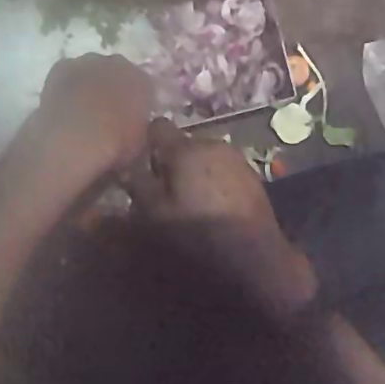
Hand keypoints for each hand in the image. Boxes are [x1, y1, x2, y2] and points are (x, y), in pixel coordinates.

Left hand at [28, 54, 155, 186]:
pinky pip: (68, 75)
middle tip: (107, 114)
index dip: (137, 103)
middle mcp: (118, 64)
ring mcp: (88, 62)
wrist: (76, 141)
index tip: (131, 119)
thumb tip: (132, 124)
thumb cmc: (115, 145)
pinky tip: (65, 107)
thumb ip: (139, 125)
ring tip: (83, 112)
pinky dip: (68, 88)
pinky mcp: (61, 68)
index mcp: (142, 81)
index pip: (144, 87)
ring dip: (90, 86)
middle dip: (114, 89)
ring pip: (92, 71)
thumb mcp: (140, 141)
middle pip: (117, 73)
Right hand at [125, 119, 317, 318]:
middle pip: (183, 143)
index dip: (146, 143)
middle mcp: (213, 144)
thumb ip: (138, 184)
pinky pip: (223, 172)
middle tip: (162, 191)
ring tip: (189, 203)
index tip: (140, 166)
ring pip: (205, 157)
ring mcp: (237, 159)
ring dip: (194, 173)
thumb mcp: (155, 214)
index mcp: (186, 148)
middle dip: (171, 162)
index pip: (157, 126)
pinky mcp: (254, 178)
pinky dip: (214, 183)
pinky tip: (212, 208)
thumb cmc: (198, 234)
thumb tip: (129, 165)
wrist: (255, 257)